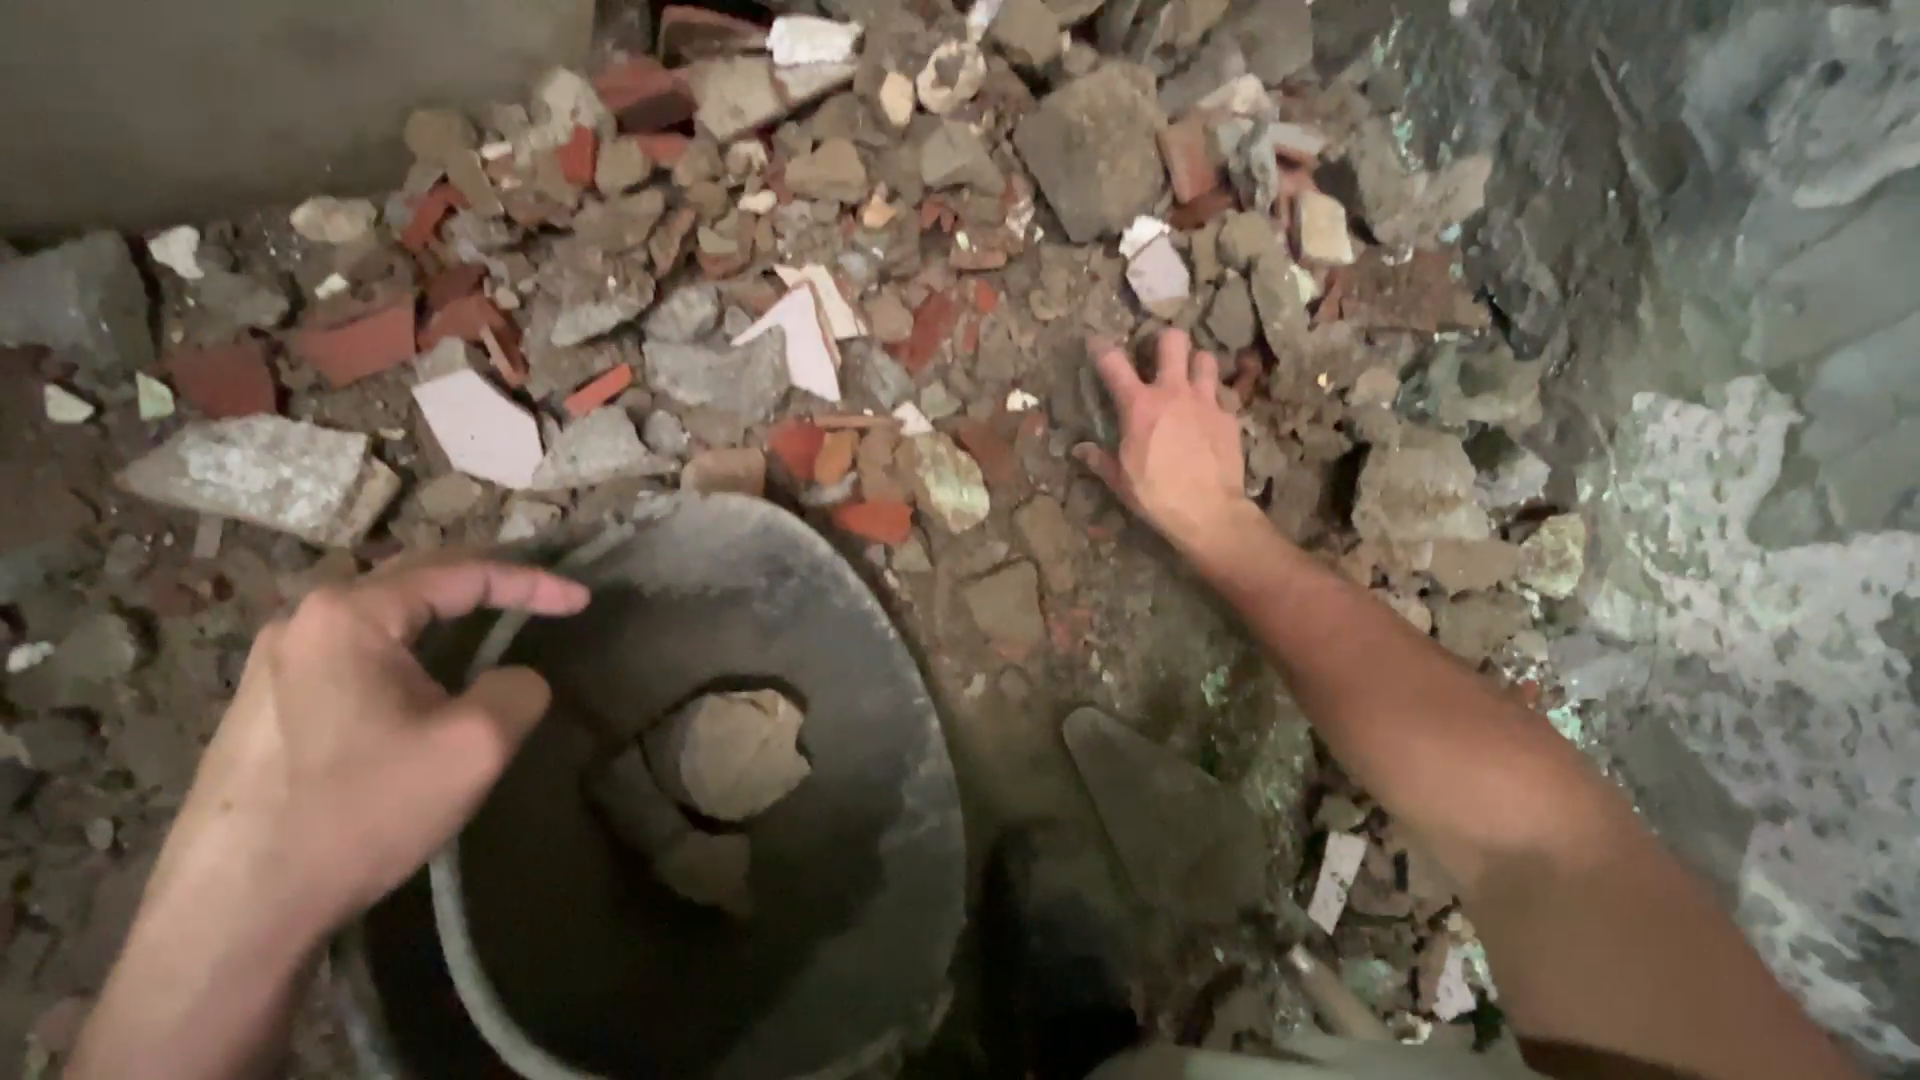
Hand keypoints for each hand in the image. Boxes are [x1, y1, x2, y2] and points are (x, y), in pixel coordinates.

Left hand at [147, 559, 590, 935]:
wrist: (233, 911)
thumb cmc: (360, 812)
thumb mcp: (475, 746)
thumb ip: (518, 689)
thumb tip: (513, 679)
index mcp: (352, 614)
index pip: (463, 573)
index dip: (533, 582)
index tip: (583, 600)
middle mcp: (304, 620)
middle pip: (416, 579)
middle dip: (487, 583)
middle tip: (542, 597)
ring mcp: (275, 662)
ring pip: (383, 616)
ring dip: (444, 614)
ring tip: (493, 623)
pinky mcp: (264, 703)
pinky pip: (355, 651)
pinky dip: (408, 646)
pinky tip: (423, 674)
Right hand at [1074, 330, 1253, 554]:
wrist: (1208, 511)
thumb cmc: (1156, 495)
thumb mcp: (1120, 480)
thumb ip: (1099, 459)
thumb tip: (1080, 450)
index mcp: (1139, 406)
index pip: (1113, 362)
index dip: (1101, 347)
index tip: (1096, 343)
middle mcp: (1173, 392)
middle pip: (1173, 340)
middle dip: (1164, 340)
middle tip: (1158, 355)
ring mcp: (1205, 401)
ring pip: (1205, 358)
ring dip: (1196, 363)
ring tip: (1190, 376)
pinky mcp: (1229, 416)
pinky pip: (1224, 392)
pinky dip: (1216, 396)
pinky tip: (1210, 410)